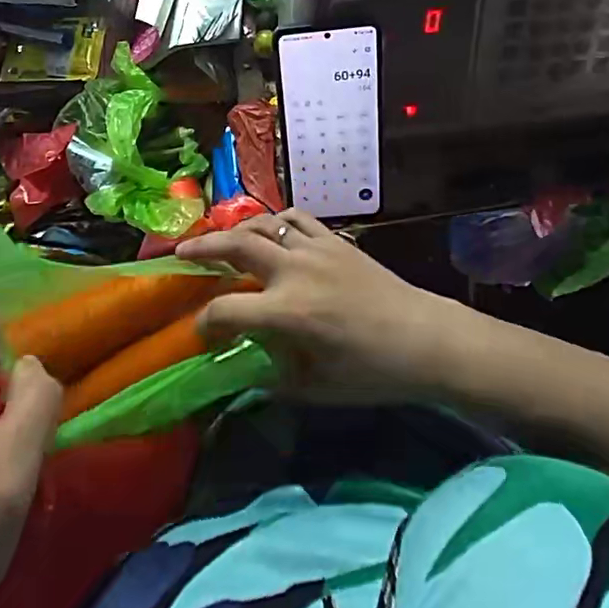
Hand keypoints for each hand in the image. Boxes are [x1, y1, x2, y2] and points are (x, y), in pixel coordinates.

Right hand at [175, 210, 481, 403]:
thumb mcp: (316, 388)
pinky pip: (298, 219)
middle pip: (236, 246)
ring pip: (264, 225)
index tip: (199, 333)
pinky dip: (277, 222)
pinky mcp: (336, 241)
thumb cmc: (373, 371)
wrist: (428, 340)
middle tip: (181, 252)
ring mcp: (317, 250)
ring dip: (236, 230)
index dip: (204, 323)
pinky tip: (272, 233)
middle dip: (202, 249)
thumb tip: (242, 369)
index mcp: (288, 313)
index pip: (226, 311)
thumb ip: (272, 376)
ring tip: (222, 239)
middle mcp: (295, 273)